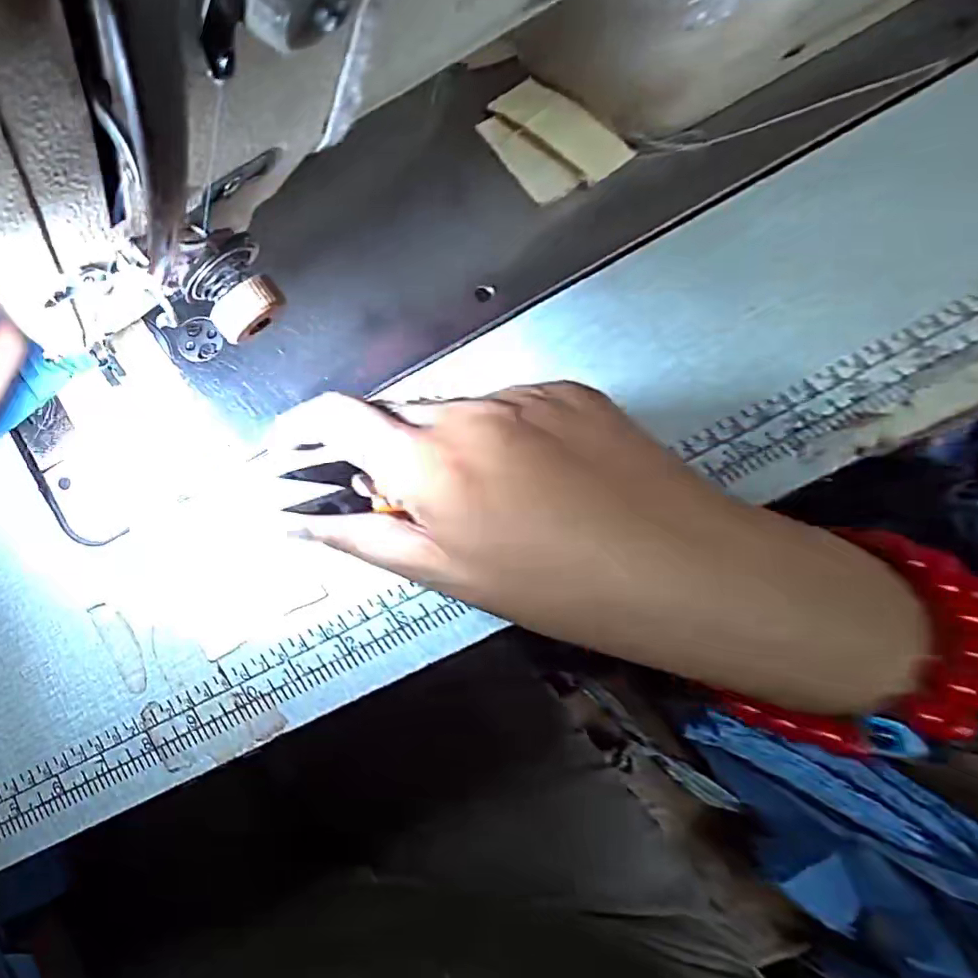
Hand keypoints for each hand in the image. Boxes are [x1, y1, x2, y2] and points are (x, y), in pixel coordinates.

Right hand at [269, 383, 929, 712]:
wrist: (693, 572)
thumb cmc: (551, 588)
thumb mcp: (441, 572)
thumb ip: (358, 537)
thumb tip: (295, 519)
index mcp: (428, 460)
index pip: (336, 415)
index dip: (298, 425)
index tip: (285, 446)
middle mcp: (466, 410)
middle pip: (393, 413)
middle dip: (379, 448)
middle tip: (402, 500)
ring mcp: (522, 393)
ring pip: (447, 410)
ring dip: (437, 445)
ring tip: (482, 498)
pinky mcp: (567, 389)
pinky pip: (501, 406)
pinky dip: (489, 436)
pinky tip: (529, 479)